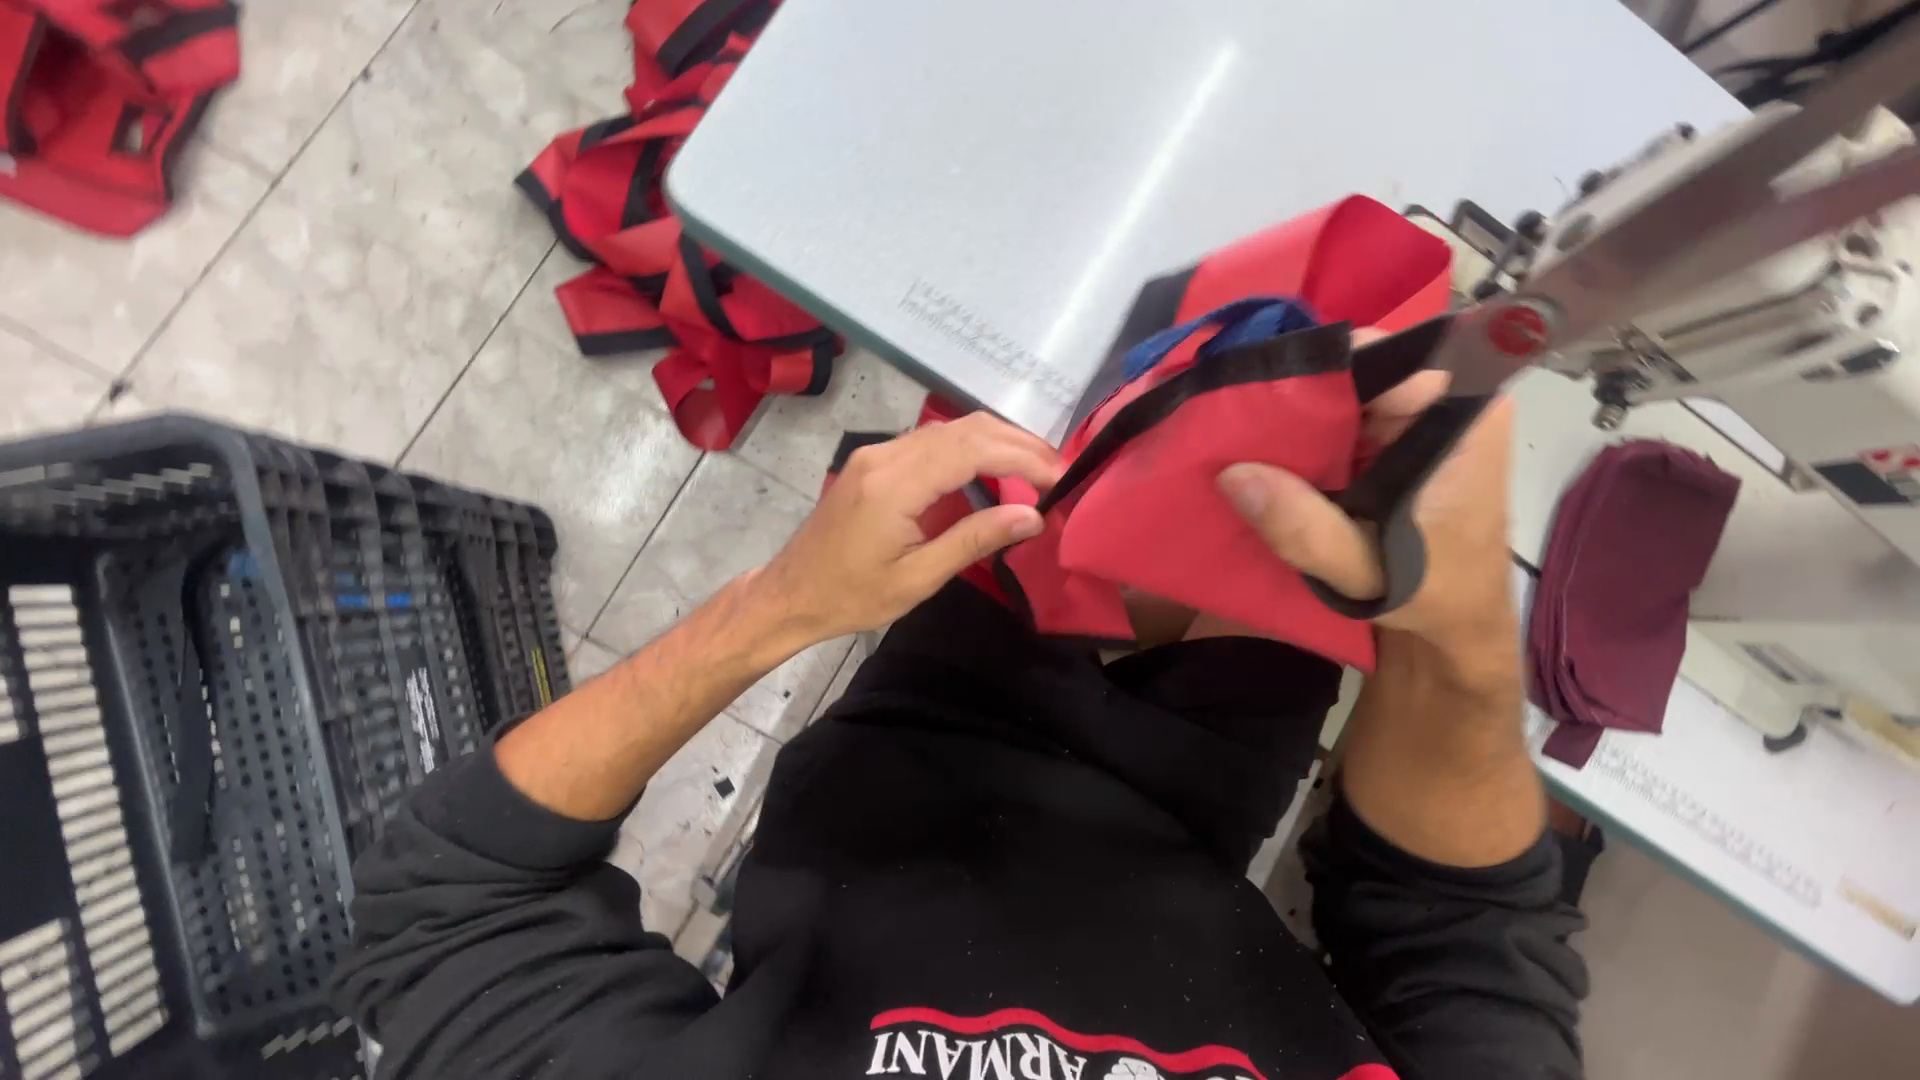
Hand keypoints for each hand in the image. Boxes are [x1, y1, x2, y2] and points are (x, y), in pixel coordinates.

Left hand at [753, 412, 1062, 645]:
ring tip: (1035, 467)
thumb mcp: (917, 578)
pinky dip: (969, 448)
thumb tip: (1032, 516)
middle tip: (1057, 468)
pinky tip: (993, 468)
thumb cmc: (851, 596)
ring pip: (948, 428)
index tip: (1059, 477)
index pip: (971, 450)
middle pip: (963, 428)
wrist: (791, 593)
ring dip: (995, 441)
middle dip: (1016, 442)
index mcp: (894, 484)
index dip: (1022, 457)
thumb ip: (974, 540)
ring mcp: (876, 453)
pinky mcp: (874, 461)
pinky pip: (930, 441)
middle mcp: (884, 455)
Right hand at [1215, 328, 1517, 652]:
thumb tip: (1232, 474)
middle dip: (1299, 391)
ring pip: (1345, 393)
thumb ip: (1303, 527)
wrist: (1454, 627)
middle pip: (1360, 370)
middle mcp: (1445, 406)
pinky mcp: (1392, 442)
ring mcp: (1417, 422)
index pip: (1390, 357)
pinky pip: (1341, 420)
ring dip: (1294, 417)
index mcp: (1462, 420)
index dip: (1323, 366)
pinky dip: (1302, 438)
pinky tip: (1263, 454)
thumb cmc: (1431, 596)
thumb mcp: (1360, 569)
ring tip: (1239, 433)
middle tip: (1235, 414)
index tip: (1262, 392)